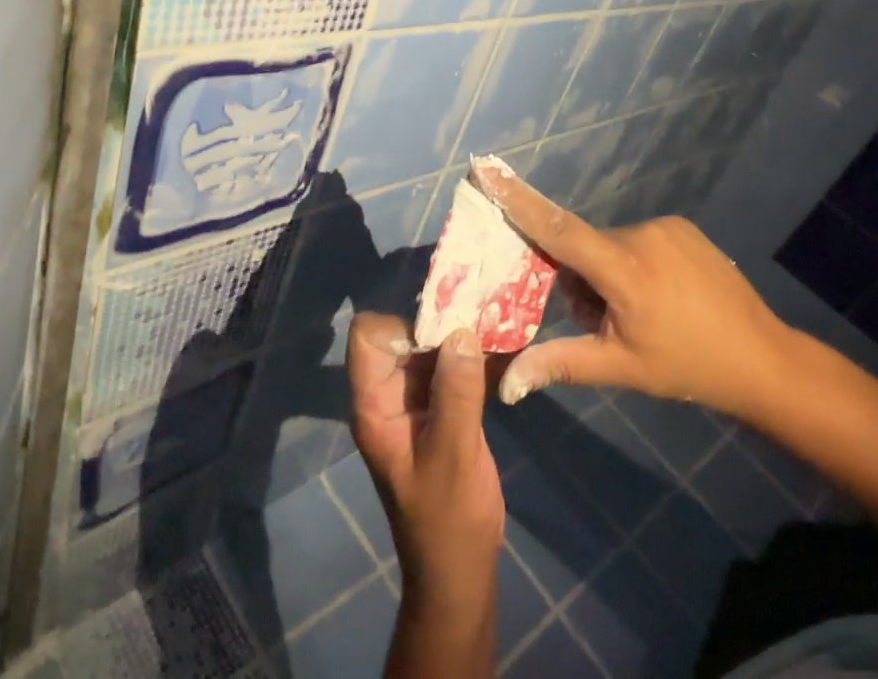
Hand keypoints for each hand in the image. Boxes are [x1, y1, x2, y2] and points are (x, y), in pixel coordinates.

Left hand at [346, 311, 502, 620]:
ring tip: (502, 321)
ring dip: (463, 338)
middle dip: (441, 322)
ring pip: (433, 352)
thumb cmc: (448, 517)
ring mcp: (418, 405)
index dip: (403, 322)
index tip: (448, 321)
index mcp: (376, 406)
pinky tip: (509, 350)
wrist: (459, 568)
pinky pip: (454, 373)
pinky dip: (476, 361)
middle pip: (404, 339)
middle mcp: (391, 398)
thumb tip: (461, 333)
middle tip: (486, 308)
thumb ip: (456, 392)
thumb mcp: (453, 454)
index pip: (368, 338)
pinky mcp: (444, 413)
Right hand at [476, 161, 789, 419]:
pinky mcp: (684, 228)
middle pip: (582, 247)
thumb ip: (559, 364)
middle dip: (578, 280)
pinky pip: (635, 240)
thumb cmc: (687, 366)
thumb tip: (504, 384)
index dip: (519, 202)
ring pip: (608, 245)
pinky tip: (656, 298)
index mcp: (626, 270)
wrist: (761, 358)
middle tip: (602, 322)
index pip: (560, 230)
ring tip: (636, 314)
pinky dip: (628, 264)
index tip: (486, 171)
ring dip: (604, 274)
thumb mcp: (619, 368)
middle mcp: (644, 235)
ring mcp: (668, 228)